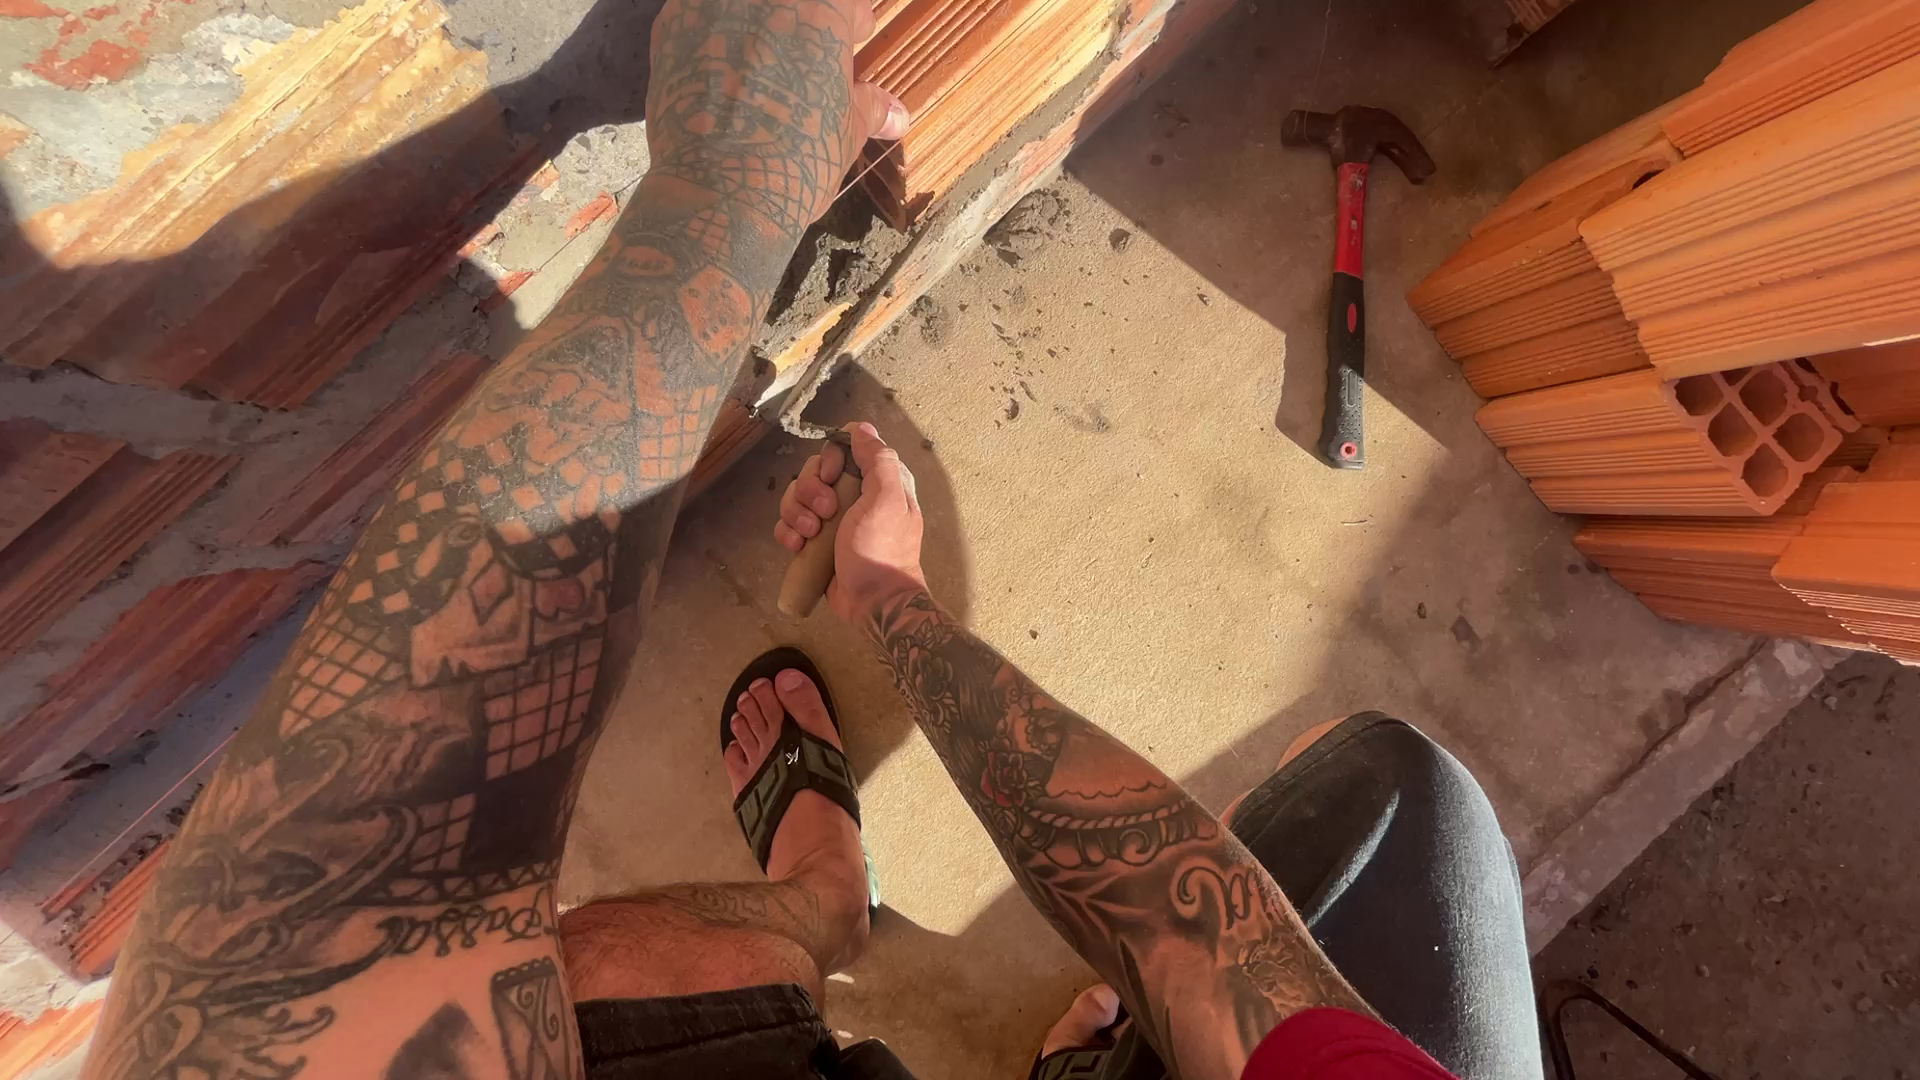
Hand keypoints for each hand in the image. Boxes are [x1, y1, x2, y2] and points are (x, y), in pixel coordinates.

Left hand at [645, 0, 910, 237]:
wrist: (720, 192)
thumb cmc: (798, 162)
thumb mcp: (844, 137)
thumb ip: (868, 111)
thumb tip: (897, 114)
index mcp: (820, 10)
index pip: (846, 2)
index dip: (853, 21)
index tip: (857, 37)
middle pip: (793, 1)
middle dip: (806, 22)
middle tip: (810, 55)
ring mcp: (712, 1)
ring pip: (745, 8)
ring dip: (760, 28)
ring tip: (767, 65)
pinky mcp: (670, 24)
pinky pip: (701, 16)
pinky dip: (717, 38)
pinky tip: (726, 76)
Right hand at [775, 422, 926, 622]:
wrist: (874, 601)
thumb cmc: (882, 548)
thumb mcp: (887, 499)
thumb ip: (878, 461)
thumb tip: (860, 427)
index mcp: (877, 481)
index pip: (843, 448)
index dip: (830, 458)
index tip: (832, 477)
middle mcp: (854, 494)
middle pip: (814, 471)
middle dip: (810, 490)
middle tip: (825, 513)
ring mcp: (833, 519)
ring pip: (797, 496)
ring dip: (796, 513)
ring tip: (810, 535)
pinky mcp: (816, 542)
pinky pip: (790, 524)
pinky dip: (789, 533)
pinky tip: (798, 548)